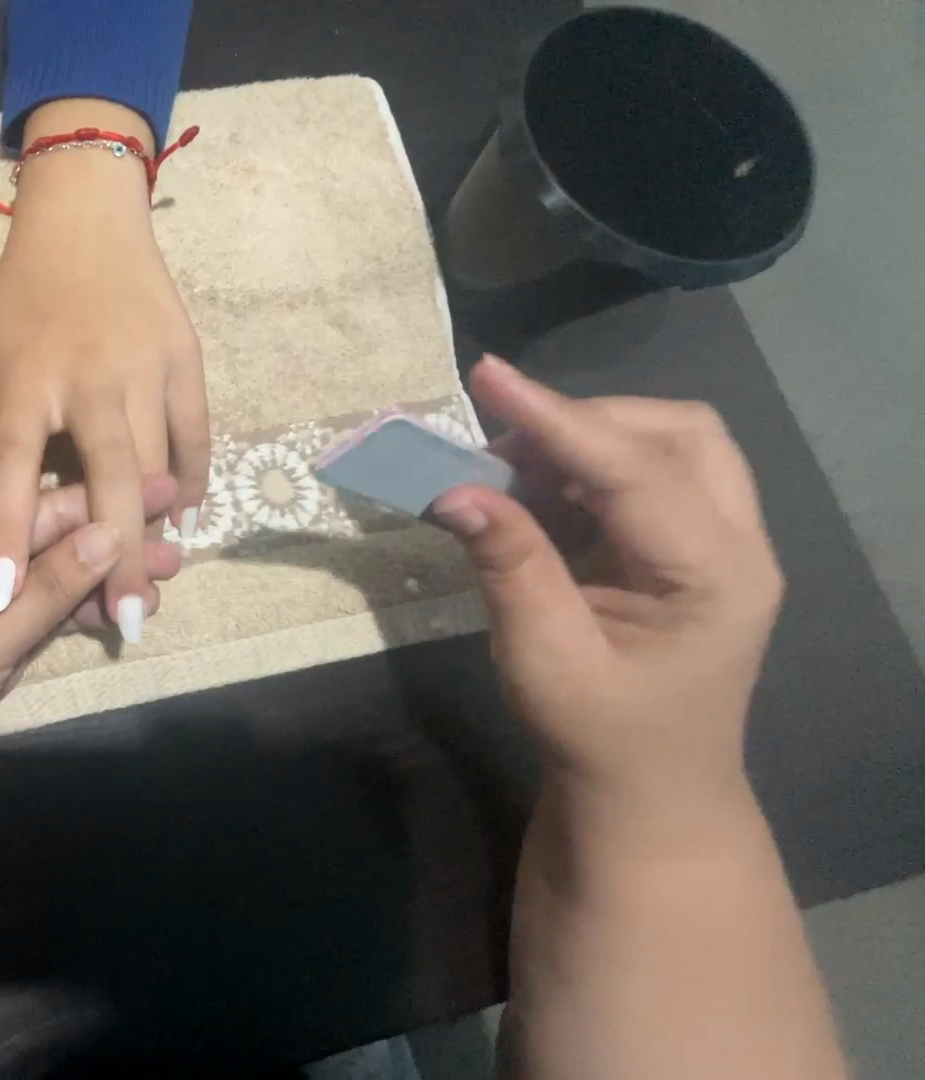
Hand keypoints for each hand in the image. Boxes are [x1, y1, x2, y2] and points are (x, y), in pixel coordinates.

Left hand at [0, 99, 207, 643]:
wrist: (86, 216)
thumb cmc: (21, 294)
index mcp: (26, 381)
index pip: (13, 471)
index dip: (8, 537)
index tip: (4, 601)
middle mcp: (88, 379)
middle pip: (109, 481)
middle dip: (116, 557)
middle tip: (125, 621)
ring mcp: (145, 367)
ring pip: (158, 465)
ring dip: (156, 527)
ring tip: (151, 582)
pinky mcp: (187, 358)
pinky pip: (196, 433)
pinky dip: (194, 478)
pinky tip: (184, 515)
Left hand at [0, 475, 184, 817]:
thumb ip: (51, 583)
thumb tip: (113, 529)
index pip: (44, 507)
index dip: (105, 501)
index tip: (164, 491)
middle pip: (53, 544)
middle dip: (113, 546)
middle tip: (176, 549)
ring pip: (53, 586)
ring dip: (101, 585)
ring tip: (161, 585)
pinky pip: (43, 623)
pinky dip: (78, 619)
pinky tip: (116, 617)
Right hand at [430, 357, 781, 802]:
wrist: (643, 783)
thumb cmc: (596, 729)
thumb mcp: (541, 653)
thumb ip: (508, 563)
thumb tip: (454, 492)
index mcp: (714, 574)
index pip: (635, 470)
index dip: (556, 418)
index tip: (488, 377)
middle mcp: (732, 543)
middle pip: (678, 434)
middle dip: (583, 420)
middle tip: (497, 442)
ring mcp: (711, 544)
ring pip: (664, 447)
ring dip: (579, 442)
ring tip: (504, 470)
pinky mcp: (676, 549)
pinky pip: (634, 479)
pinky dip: (574, 471)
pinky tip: (527, 496)